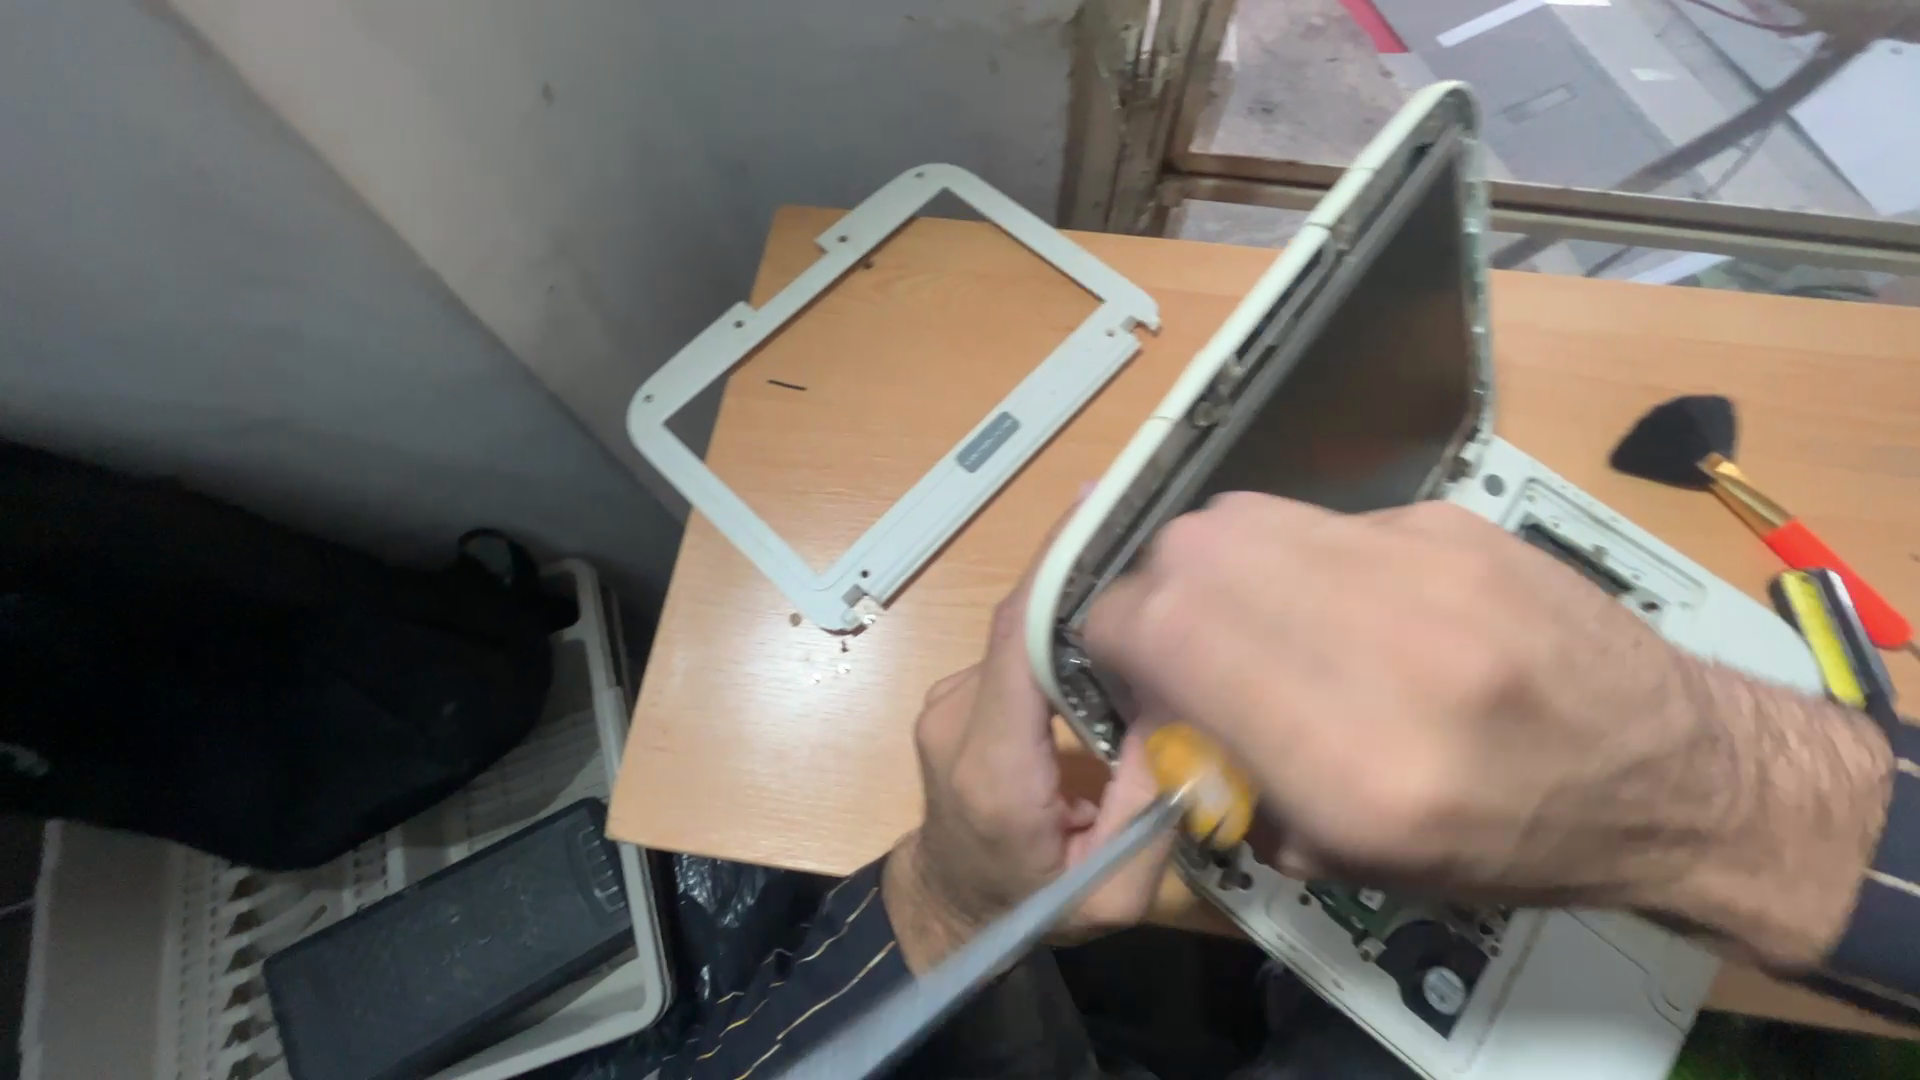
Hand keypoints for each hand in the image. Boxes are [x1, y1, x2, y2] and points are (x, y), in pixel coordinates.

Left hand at [882, 536, 1173, 973]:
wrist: (948, 909)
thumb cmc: (1029, 908)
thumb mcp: (1111, 892)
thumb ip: (1151, 806)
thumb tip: (1178, 707)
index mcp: (994, 767)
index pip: (1018, 642)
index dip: (1052, 570)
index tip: (1092, 509)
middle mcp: (955, 719)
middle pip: (1020, 629)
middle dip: (1078, 587)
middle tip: (1148, 563)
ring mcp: (944, 703)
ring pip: (1018, 640)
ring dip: (1069, 623)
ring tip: (1132, 622)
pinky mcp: (950, 699)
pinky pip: (1009, 659)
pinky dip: (1050, 648)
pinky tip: (1093, 662)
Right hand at [1083, 494, 1890, 967]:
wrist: (1673, 773)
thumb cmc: (1501, 842)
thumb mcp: (1344, 854)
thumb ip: (1224, 769)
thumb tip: (1150, 698)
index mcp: (1349, 761)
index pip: (1163, 637)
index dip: (1109, 637)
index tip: (1119, 661)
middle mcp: (1380, 644)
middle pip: (1186, 559)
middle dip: (1149, 593)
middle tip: (1172, 634)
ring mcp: (1420, 565)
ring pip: (1234, 519)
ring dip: (1205, 563)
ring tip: (1236, 607)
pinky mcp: (1446, 522)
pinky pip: (1307, 519)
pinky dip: (1279, 553)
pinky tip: (1323, 594)